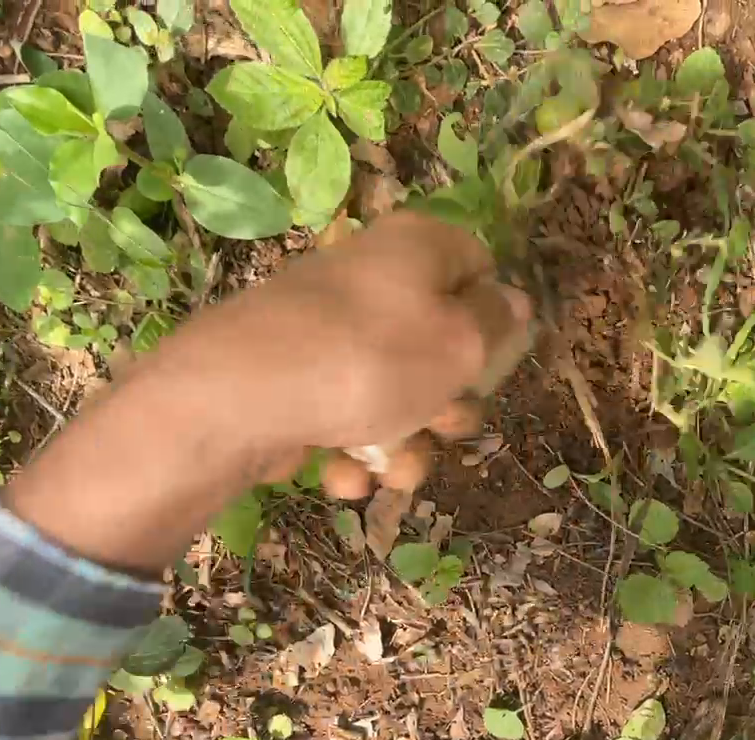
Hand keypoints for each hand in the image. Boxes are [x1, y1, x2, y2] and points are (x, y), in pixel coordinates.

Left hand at [149, 210, 533, 492]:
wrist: (239, 401)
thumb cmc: (372, 362)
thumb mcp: (461, 343)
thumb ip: (498, 320)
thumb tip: (514, 298)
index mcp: (417, 251)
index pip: (479, 266)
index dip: (494, 316)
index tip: (493, 360)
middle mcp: (373, 282)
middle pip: (441, 343)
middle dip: (450, 400)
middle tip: (442, 422)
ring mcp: (332, 333)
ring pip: (400, 393)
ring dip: (408, 443)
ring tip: (391, 468)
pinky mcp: (300, 379)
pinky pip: (350, 413)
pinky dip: (354, 449)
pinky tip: (341, 473)